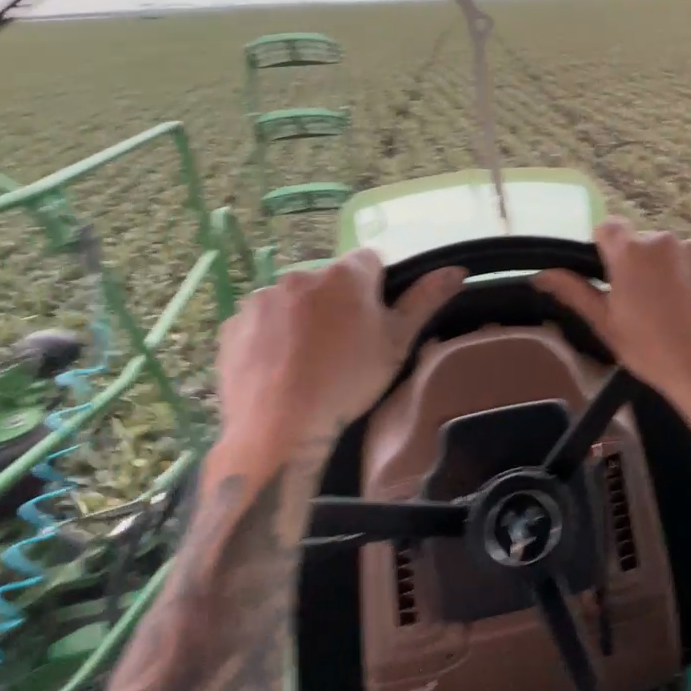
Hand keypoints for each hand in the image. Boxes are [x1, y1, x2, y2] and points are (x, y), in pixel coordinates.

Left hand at [214, 249, 464, 450]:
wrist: (279, 429)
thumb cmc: (348, 381)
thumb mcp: (398, 342)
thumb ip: (425, 300)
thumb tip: (457, 269)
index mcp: (346, 275)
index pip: (371, 261)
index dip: (378, 288)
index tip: (376, 321)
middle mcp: (301, 275)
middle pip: (330, 282)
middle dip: (338, 304)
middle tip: (346, 348)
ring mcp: (262, 299)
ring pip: (294, 301)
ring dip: (304, 319)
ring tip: (309, 363)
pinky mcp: (233, 325)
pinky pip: (262, 322)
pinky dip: (273, 337)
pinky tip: (280, 369)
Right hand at [535, 218, 690, 422]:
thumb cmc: (651, 350)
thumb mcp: (606, 324)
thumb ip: (574, 291)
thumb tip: (541, 274)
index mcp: (631, 252)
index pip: (609, 227)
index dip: (607, 248)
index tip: (612, 275)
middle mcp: (665, 240)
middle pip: (643, 243)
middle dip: (641, 264)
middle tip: (644, 303)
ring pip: (673, 253)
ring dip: (669, 271)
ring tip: (674, 309)